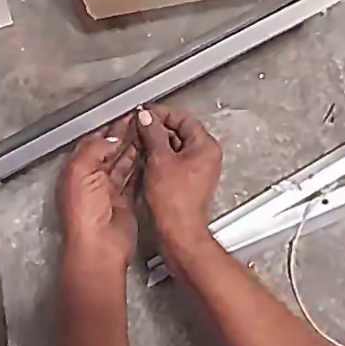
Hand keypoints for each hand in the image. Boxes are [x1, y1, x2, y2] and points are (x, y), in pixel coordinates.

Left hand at [58, 116, 140, 273]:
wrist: (99, 247)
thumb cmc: (84, 214)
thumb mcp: (81, 172)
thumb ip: (95, 149)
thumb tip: (110, 138)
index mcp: (76, 171)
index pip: (93, 143)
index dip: (109, 130)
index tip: (125, 118)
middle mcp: (91, 180)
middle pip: (110, 152)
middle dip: (124, 137)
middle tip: (140, 123)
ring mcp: (108, 192)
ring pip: (123, 164)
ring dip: (135, 149)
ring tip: (148, 135)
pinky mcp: (124, 203)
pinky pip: (134, 180)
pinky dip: (142, 168)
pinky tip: (150, 157)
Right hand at [135, 106, 221, 250]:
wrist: (178, 232)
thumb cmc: (175, 202)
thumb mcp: (160, 160)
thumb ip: (153, 134)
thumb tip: (147, 118)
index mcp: (205, 146)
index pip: (183, 117)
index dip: (162, 113)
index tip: (145, 114)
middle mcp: (206, 156)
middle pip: (180, 131)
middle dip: (157, 129)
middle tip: (139, 127)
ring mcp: (198, 169)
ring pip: (175, 147)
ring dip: (156, 143)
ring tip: (138, 143)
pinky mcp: (188, 181)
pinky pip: (173, 162)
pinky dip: (159, 158)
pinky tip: (144, 160)